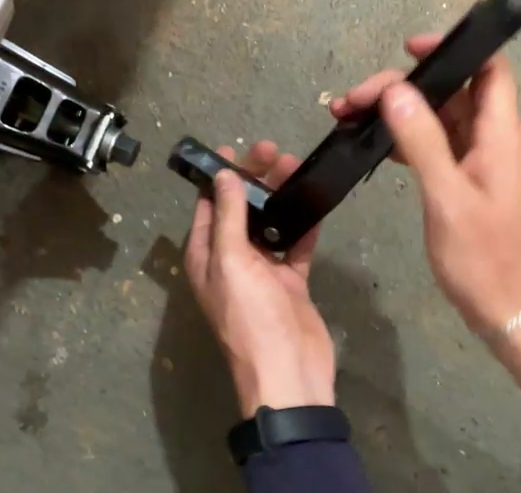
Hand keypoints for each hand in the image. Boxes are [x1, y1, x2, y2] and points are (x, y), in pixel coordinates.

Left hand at [184, 141, 334, 416]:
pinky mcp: (290, 281)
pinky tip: (314, 201)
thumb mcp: (231, 262)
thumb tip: (222, 174)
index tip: (236, 147)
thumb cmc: (251, 315)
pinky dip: (303, 224)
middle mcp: (230, 259)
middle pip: (240, 208)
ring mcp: (262, 270)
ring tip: (296, 166)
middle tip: (275, 150)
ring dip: (280, 195)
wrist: (290, 373)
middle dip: (254, 178)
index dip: (219, 175)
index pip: (208, 204)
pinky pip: (295, 244)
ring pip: (268, 222)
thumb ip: (228, 216)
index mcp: (206, 254)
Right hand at [333, 34, 520, 339]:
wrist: (508, 312)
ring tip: (348, 115)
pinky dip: (399, 134)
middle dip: (401, 84)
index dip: (455, 47)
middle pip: (449, 88)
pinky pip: (429, 139)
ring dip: (394, 108)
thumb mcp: (447, 197)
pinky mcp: (460, 177)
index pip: (489, 68)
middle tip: (354, 99)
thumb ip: (422, 140)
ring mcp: (474, 158)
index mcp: (498, 135)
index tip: (409, 49)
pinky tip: (370, 143)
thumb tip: (395, 90)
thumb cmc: (484, 257)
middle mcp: (488, 138)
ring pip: (434, 112)